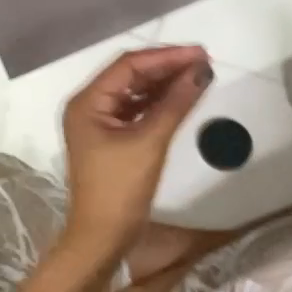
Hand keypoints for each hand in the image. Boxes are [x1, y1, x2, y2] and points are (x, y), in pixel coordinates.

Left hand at [62, 46, 212, 250]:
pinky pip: (135, 110)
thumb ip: (175, 103)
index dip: (165, 56)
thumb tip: (201, 71)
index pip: (128, 65)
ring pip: (133, 92)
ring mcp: (97, 123)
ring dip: (164, 84)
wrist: (102, 237)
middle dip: (166, 67)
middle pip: (129, 75)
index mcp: (86, 102)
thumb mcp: (149, 142)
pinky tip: (182, 98)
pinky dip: (158, 104)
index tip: (201, 53)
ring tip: (198, 77)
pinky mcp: (109, 139)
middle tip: (204, 63)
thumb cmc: (120, 189)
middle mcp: (87, 106)